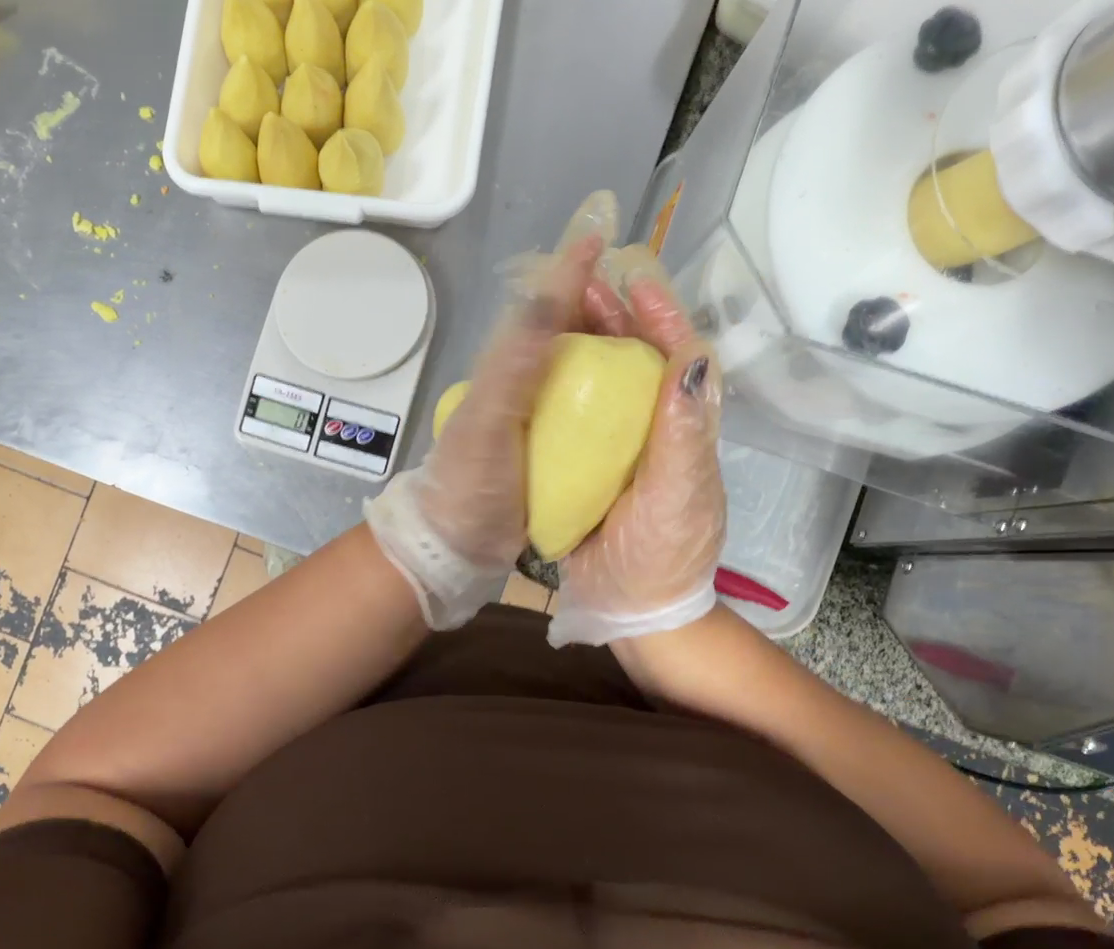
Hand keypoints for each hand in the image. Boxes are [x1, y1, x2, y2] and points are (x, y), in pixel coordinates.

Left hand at [364, 191, 619, 627]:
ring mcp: (543, 420)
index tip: (604, 235)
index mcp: (508, 369)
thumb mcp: (489, 417)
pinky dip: (619, 394)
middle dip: (605, 303)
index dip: (572, 271)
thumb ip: (518, 358)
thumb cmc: (468, 482)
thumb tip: (555, 288)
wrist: (455, 548)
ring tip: (658, 333)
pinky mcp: (559, 452)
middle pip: (570, 333)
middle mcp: (527, 386)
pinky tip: (646, 395)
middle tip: (647, 290)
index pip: (544, 308)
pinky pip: (594, 411)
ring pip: (586, 368)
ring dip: (617, 345)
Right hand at [549, 244, 726, 646]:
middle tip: (582, 287)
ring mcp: (619, 450)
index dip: (660, 316)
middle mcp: (654, 430)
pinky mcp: (587, 469)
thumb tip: (690, 356)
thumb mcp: (681, 493)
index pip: (680, 358)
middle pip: (638, 362)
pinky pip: (574, 419)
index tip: (633, 280)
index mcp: (686, 429)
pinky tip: (533, 375)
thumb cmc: (665, 552)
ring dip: (585, 346)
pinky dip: (558, 389)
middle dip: (616, 319)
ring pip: (605, 384)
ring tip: (556, 316)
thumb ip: (686, 432)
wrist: (633, 608)